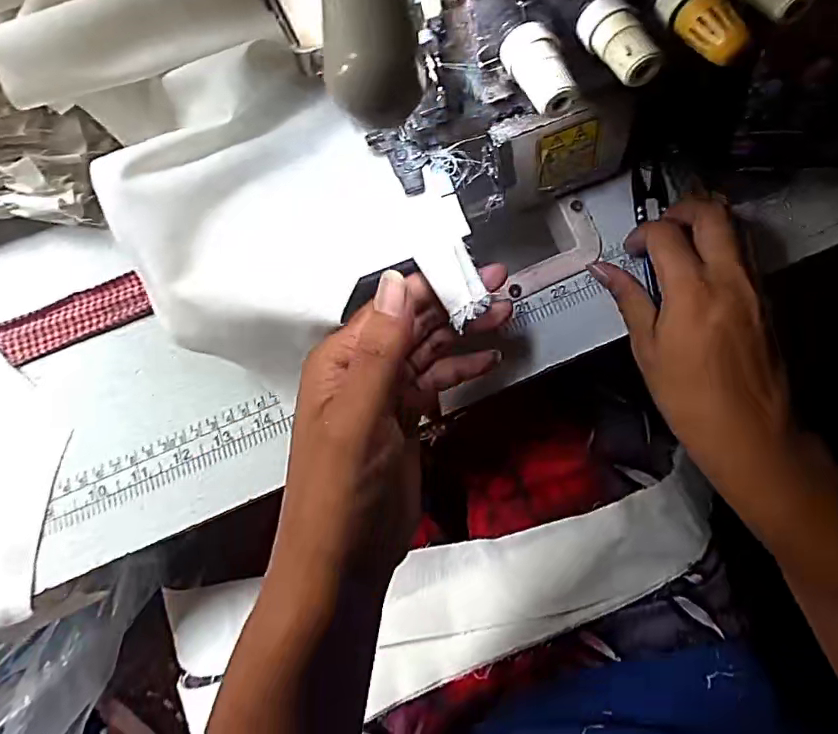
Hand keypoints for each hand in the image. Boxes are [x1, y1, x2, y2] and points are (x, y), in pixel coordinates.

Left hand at [272, 265, 509, 585]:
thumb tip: (394, 286)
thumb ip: (380, 349)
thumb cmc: (335, 497)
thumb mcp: (358, 416)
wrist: (340, 565)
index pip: (391, 306)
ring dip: (465, 332)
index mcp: (341, 360)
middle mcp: (361, 370)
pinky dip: (462, 367)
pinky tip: (487, 359)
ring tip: (501, 315)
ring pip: (429, 349)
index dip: (433, 286)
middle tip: (497, 287)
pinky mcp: (403, 419)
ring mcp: (384, 395)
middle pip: (414, 322)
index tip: (472, 272)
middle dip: (456, 302)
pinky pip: (437, 380)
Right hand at [589, 196, 801, 536]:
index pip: (665, 233)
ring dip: (707, 223)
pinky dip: (724, 245)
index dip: (642, 233)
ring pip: (736, 227)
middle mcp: (729, 277)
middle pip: (711, 212)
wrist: (754, 436)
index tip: (631, 251)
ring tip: (683, 243)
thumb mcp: (648, 350)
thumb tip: (602, 269)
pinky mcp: (770, 299)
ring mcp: (755, 286)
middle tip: (662, 228)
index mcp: (692, 290)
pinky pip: (747, 254)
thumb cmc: (690, 399)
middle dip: (681, 208)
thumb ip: (629, 299)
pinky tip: (705, 271)